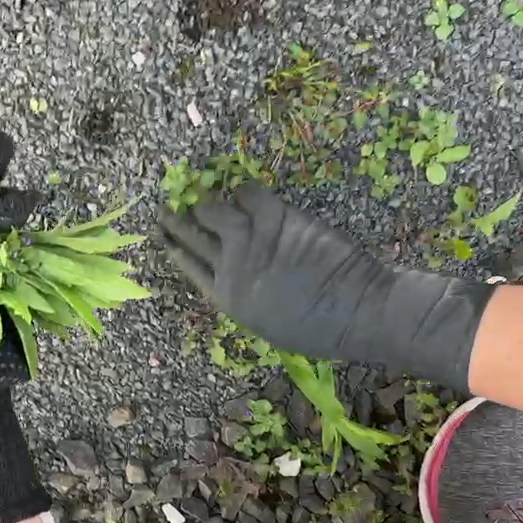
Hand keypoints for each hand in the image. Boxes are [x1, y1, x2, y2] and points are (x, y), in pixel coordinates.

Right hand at [159, 183, 492, 392]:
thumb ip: (245, 296)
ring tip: (207, 197)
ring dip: (208, 203)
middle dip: (177, 221)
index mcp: (228, 298)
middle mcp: (231, 268)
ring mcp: (252, 242)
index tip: (165, 235)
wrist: (357, 314)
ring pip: (215, 211)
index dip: (175, 247)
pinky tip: (245, 193)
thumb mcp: (268, 321)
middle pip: (192, 237)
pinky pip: (251, 195)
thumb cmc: (319, 330)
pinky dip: (245, 192)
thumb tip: (233, 274)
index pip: (189, 266)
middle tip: (167, 208)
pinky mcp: (277, 220)